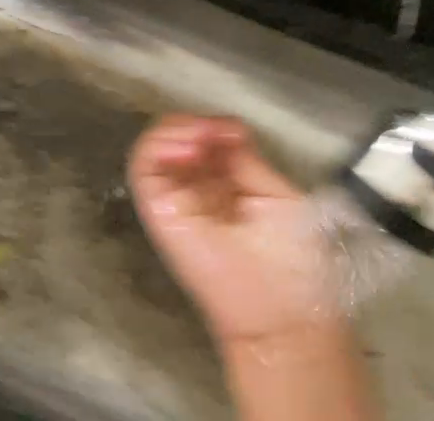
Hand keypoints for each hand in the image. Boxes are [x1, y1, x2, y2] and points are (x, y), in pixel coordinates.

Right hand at [128, 115, 340, 345]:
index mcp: (223, 181)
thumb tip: (223, 127)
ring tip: (200, 137)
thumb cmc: (292, 258)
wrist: (281, 308)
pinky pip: (141, 167)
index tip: (232, 132)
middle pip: (177, 136)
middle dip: (193, 124)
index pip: (206, 137)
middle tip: (215, 132)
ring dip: (173, 130)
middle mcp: (193, 184)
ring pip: (154, 145)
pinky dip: (155, 146)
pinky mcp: (155, 207)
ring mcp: (171, 195)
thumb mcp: (276, 195)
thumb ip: (245, 161)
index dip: (215, 126)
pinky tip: (186, 148)